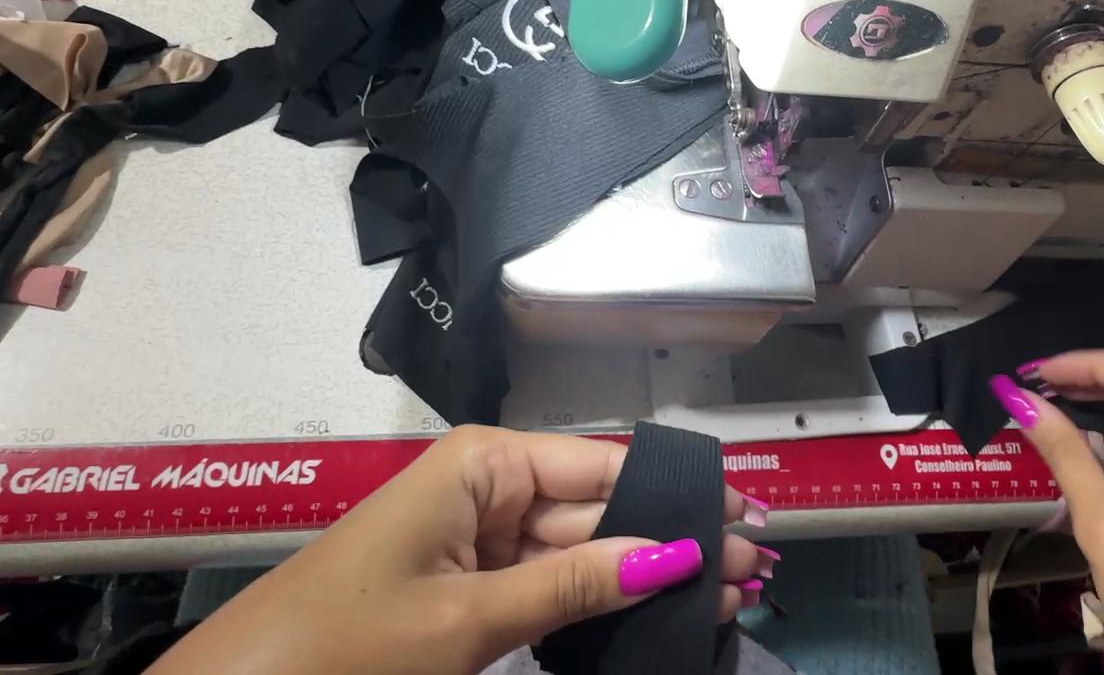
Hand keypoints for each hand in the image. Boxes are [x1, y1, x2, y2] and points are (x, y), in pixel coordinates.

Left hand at [149, 426, 774, 674]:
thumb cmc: (349, 641)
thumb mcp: (469, 618)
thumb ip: (572, 584)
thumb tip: (672, 555)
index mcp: (489, 462)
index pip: (601, 467)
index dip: (673, 493)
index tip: (742, 513)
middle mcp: (492, 483)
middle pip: (598, 508)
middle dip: (671, 539)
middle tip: (754, 565)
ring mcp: (482, 532)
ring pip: (579, 547)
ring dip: (643, 572)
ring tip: (724, 590)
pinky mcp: (472, 576)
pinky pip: (546, 579)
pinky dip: (595, 600)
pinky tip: (650, 610)